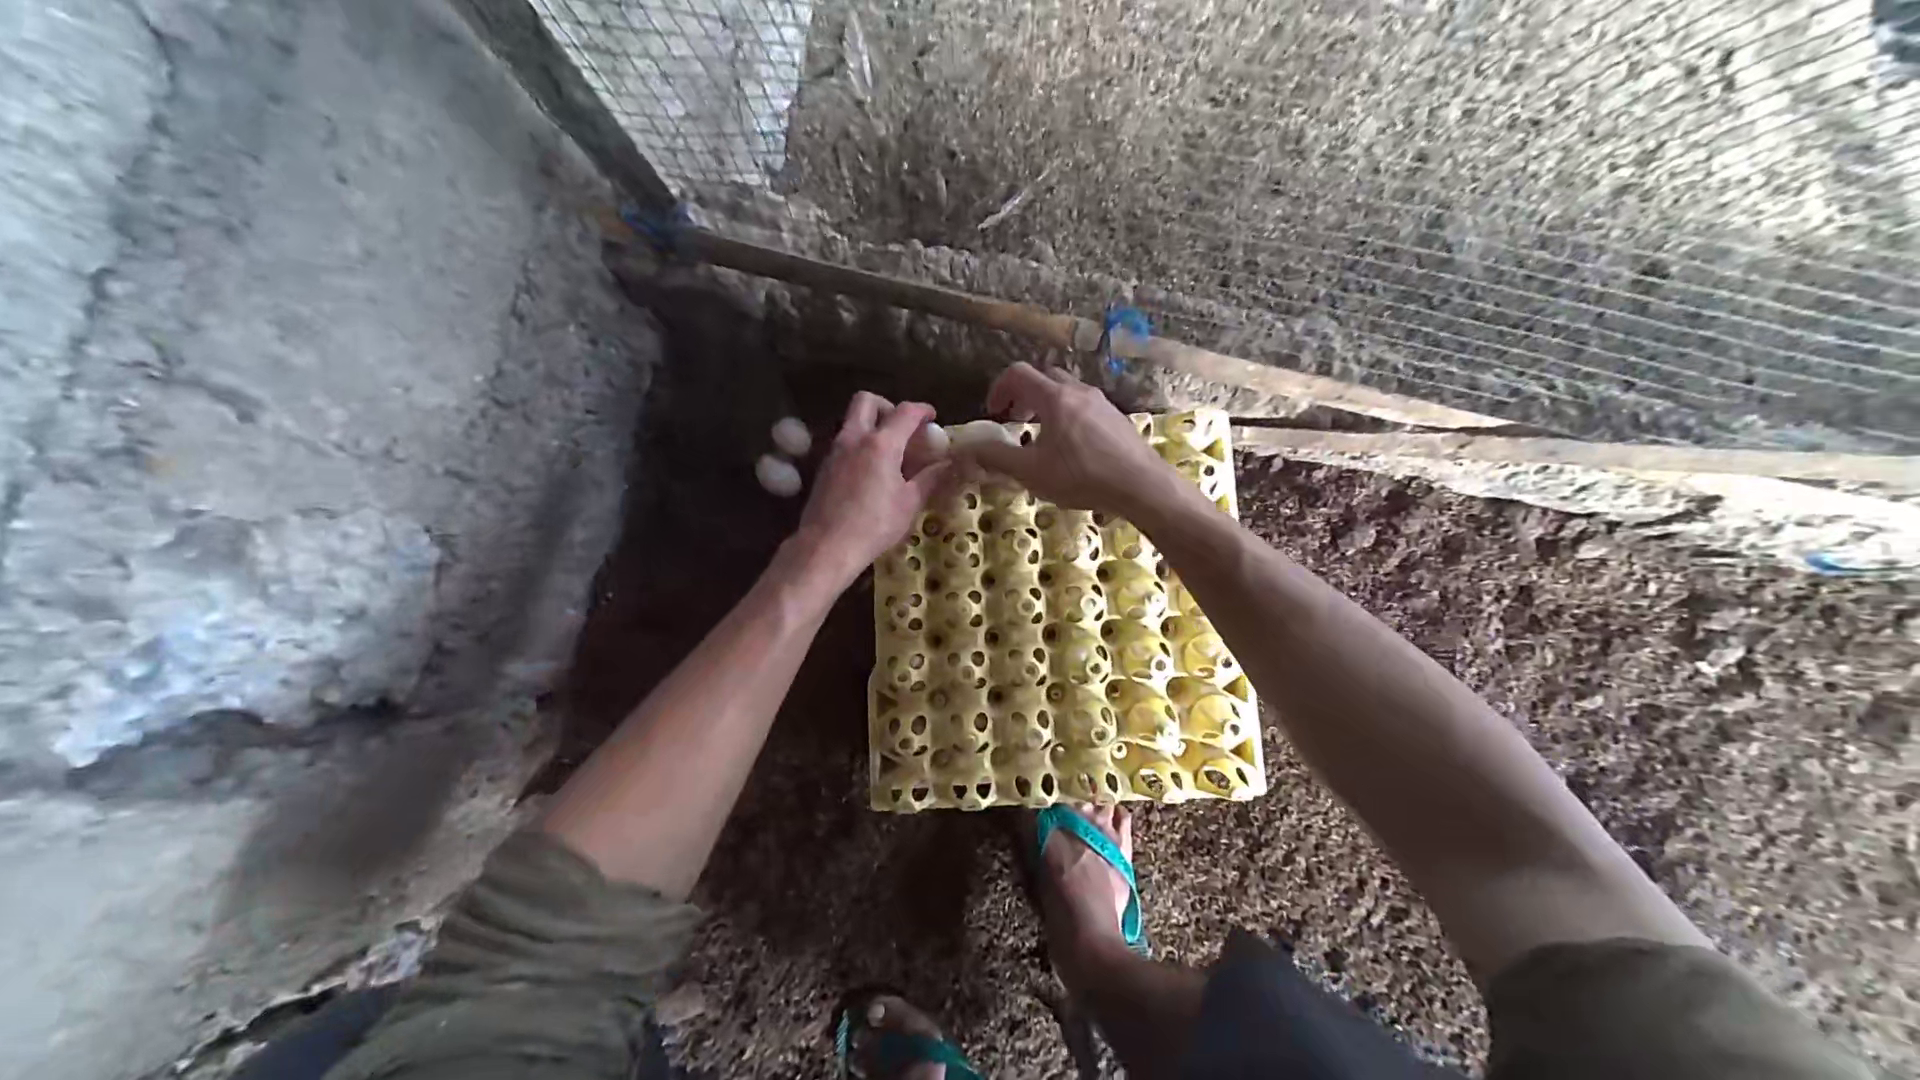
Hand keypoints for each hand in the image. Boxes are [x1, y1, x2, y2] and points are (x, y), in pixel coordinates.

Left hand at [793, 392, 948, 583]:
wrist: (826, 546)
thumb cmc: (874, 525)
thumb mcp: (909, 503)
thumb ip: (929, 478)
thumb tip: (947, 464)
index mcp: (881, 444)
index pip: (904, 412)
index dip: (922, 410)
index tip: (932, 416)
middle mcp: (854, 438)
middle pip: (866, 401)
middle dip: (887, 406)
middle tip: (902, 427)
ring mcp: (835, 451)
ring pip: (851, 420)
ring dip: (871, 425)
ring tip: (888, 451)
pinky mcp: (823, 467)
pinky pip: (843, 442)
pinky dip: (859, 444)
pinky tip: (869, 470)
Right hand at [966, 363, 1172, 514]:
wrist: (1141, 486)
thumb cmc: (1082, 477)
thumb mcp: (1031, 472)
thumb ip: (996, 458)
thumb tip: (965, 449)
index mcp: (1054, 398)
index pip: (1018, 373)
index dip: (998, 388)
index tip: (993, 412)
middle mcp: (1078, 391)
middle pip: (1044, 377)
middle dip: (1024, 394)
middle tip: (1016, 419)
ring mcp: (1102, 403)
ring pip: (1067, 391)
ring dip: (1047, 405)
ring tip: (1042, 437)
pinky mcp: (1117, 418)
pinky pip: (1085, 406)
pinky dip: (1069, 416)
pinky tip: (1072, 449)